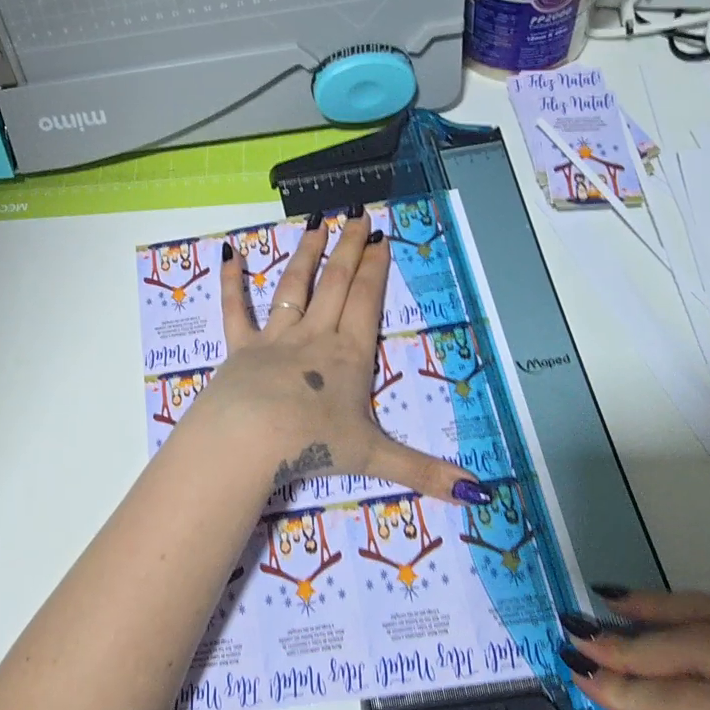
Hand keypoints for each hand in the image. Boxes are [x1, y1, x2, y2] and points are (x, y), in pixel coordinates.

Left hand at [181, 209, 484, 505]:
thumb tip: (481, 495)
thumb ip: (425, 473)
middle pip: (335, 284)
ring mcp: (274, 339)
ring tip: (315, 222)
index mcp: (348, 356)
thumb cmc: (312, 444)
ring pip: (292, 287)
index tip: (381, 237)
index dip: (375, 268)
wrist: (249, 438)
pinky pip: (234, 310)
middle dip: (348, 248)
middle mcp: (314, 338)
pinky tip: (228, 253)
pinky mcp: (239, 349)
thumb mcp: (375, 459)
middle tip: (357, 214)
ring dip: (305, 254)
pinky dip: (231, 282)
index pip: (366, 301)